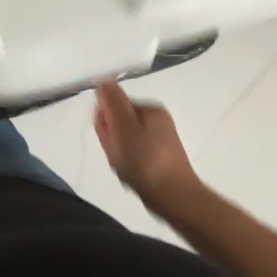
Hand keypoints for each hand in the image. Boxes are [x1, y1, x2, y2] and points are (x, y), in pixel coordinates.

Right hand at [94, 80, 202, 212]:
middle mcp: (158, 120)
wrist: (172, 196)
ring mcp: (160, 139)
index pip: (113, 106)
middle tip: (117, 154)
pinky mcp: (160, 156)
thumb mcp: (123, 127)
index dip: (105, 123)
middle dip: (111, 138)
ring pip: (124, 140)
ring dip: (117, 152)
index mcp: (150, 109)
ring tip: (124, 166)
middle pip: (119, 122)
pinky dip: (127, 161)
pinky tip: (131, 172)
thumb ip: (113, 102)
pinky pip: (133, 153)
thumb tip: (104, 80)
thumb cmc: (145, 161)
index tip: (110, 139)